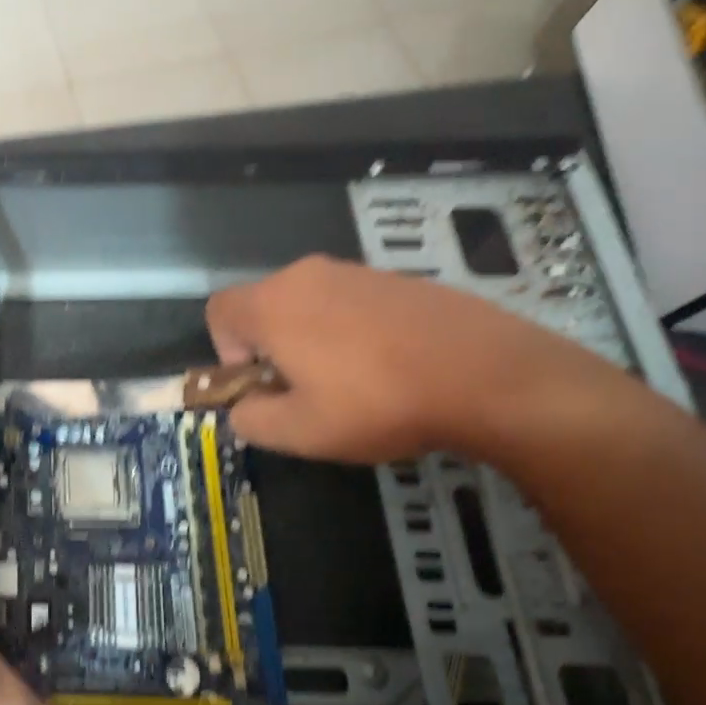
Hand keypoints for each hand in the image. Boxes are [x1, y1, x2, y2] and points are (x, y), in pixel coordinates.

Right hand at [204, 255, 624, 463]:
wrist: (487, 373)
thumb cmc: (379, 402)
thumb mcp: (303, 433)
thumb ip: (253, 420)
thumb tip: (244, 408)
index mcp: (272, 304)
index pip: (218, 311)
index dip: (226, 352)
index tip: (263, 386)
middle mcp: (305, 275)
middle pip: (264, 306)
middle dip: (272, 348)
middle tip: (307, 393)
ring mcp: (355, 272)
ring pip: (310, 304)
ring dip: (314, 340)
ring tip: (355, 385)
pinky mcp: (396, 279)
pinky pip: (353, 303)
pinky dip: (354, 332)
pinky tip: (393, 369)